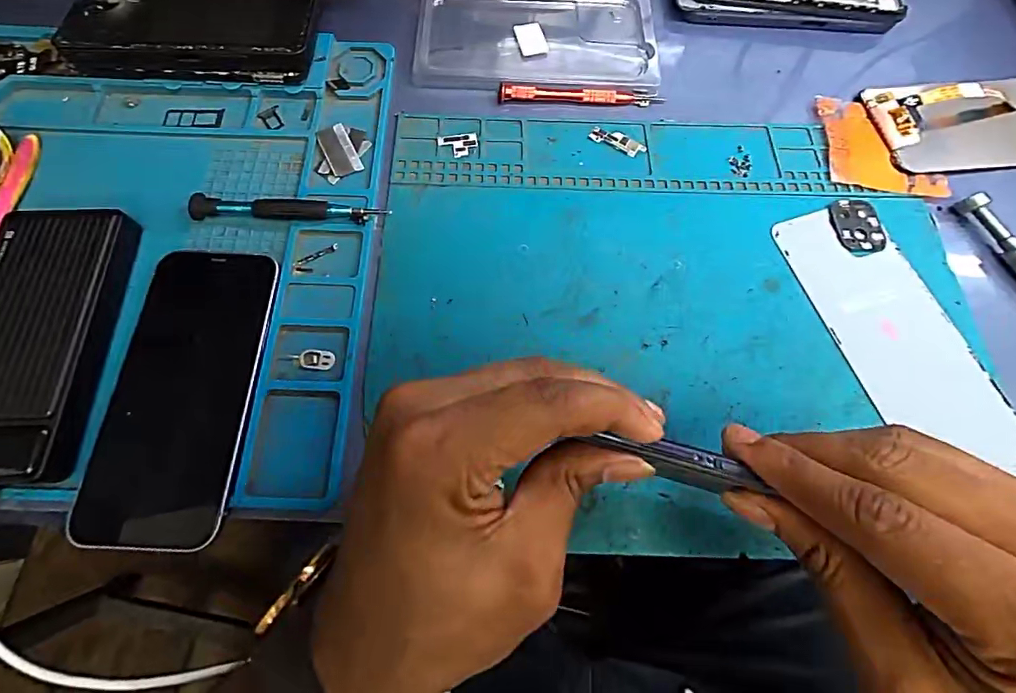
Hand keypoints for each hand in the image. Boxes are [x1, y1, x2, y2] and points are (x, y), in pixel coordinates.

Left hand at [311, 359, 664, 692]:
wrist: (361, 641)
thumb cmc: (441, 623)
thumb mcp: (524, 569)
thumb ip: (571, 487)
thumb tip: (624, 449)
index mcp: (439, 447)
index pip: (540, 401)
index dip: (606, 406)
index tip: (653, 427)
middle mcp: (418, 404)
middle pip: (526, 376)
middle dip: (592, 393)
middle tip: (645, 420)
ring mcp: (409, 400)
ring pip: (509, 375)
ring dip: (566, 392)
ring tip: (619, 418)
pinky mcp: (411, 407)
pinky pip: (487, 387)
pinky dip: (533, 399)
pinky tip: (568, 417)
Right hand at [721, 424, 1015, 692]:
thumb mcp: (909, 687)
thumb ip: (837, 579)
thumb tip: (761, 498)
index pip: (889, 517)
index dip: (802, 476)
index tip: (742, 450)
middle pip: (910, 468)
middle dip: (818, 453)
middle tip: (756, 451)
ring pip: (934, 454)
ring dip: (851, 453)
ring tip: (796, 464)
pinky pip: (966, 468)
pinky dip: (899, 468)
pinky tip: (859, 481)